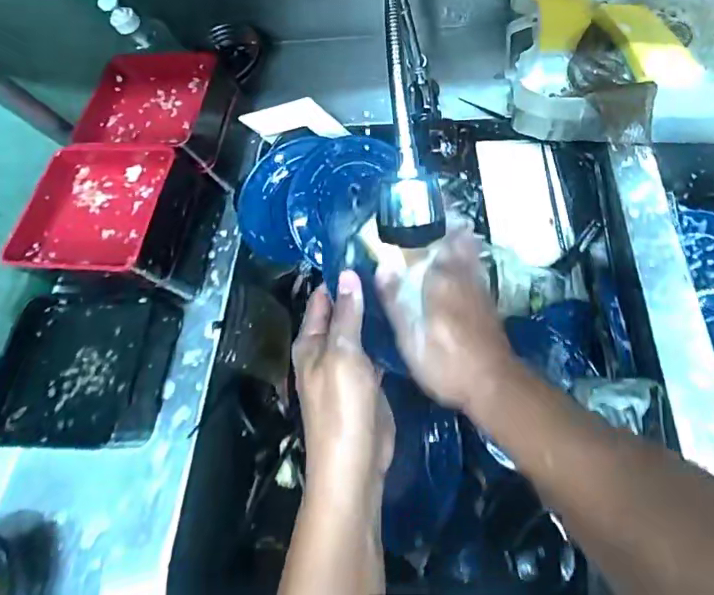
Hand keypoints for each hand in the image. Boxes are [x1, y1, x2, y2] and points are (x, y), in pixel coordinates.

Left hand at [291, 271, 393, 492]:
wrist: (354, 464)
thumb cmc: (342, 406)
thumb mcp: (343, 353)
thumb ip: (346, 314)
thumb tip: (347, 274)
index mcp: (310, 343)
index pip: (322, 298)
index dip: (339, 275)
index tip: (364, 249)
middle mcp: (325, 351)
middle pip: (342, 312)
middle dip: (360, 291)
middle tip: (390, 262)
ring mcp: (347, 368)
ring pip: (360, 330)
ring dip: (373, 312)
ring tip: (399, 282)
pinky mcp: (367, 382)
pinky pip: (374, 350)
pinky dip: (384, 335)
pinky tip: (403, 319)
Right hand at [375, 219, 515, 413]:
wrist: (493, 384)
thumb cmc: (446, 361)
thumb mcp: (410, 338)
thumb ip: (395, 300)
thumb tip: (382, 266)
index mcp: (440, 277)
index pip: (432, 237)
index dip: (425, 218)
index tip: (413, 202)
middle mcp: (462, 273)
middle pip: (456, 237)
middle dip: (445, 220)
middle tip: (431, 207)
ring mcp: (478, 285)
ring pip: (468, 249)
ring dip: (458, 234)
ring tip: (446, 224)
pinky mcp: (487, 299)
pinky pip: (474, 263)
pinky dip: (467, 253)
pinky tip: (460, 258)